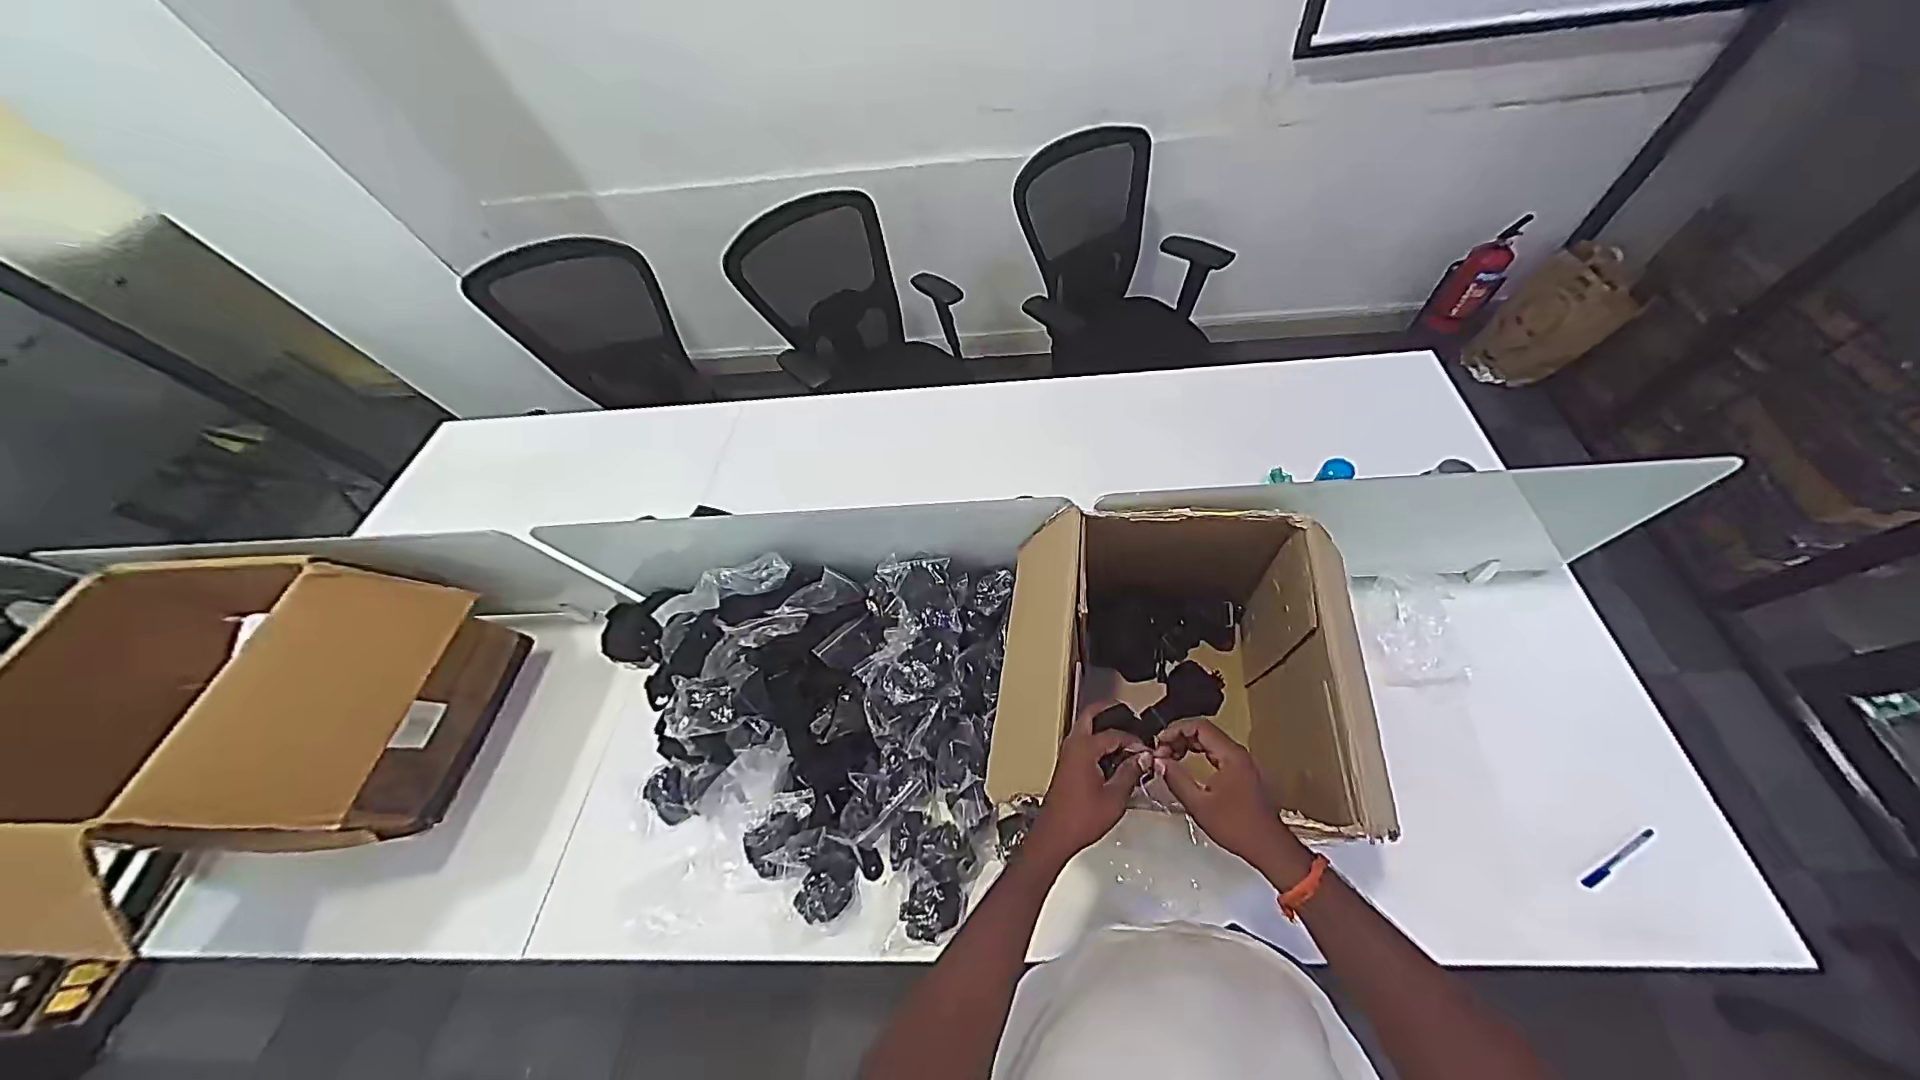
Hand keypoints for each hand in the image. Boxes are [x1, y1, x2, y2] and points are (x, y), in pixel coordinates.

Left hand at [1025, 702, 1148, 867]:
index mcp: (1084, 749)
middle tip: (1127, 713)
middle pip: (1090, 715)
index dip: (1133, 740)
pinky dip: (1096, 741)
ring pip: (1084, 728)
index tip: (1145, 750)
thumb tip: (1142, 758)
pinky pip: (1082, 742)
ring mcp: (1067, 754)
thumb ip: (1130, 773)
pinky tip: (1111, 756)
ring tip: (1123, 735)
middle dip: (1109, 710)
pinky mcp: (1066, 765)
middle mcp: (1072, 746)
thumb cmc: (1079, 819)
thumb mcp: (1115, 797)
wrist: (1055, 835)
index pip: (1114, 734)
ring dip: (1101, 726)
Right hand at [1154, 719, 1311, 879]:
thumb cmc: (1237, 827)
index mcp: (1231, 756)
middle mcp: (1239, 754)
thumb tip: (1159, 762)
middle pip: (1204, 732)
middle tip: (1162, 752)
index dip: (1175, 730)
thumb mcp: (1198, 803)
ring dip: (1188, 746)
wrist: (1268, 847)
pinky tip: (1188, 765)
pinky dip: (1199, 754)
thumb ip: (1175, 778)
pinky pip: (1217, 754)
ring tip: (1170, 759)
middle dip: (1179, 738)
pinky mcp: (1243, 773)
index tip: (1160, 743)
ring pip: (1210, 742)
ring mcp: (1243, 763)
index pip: (1199, 727)